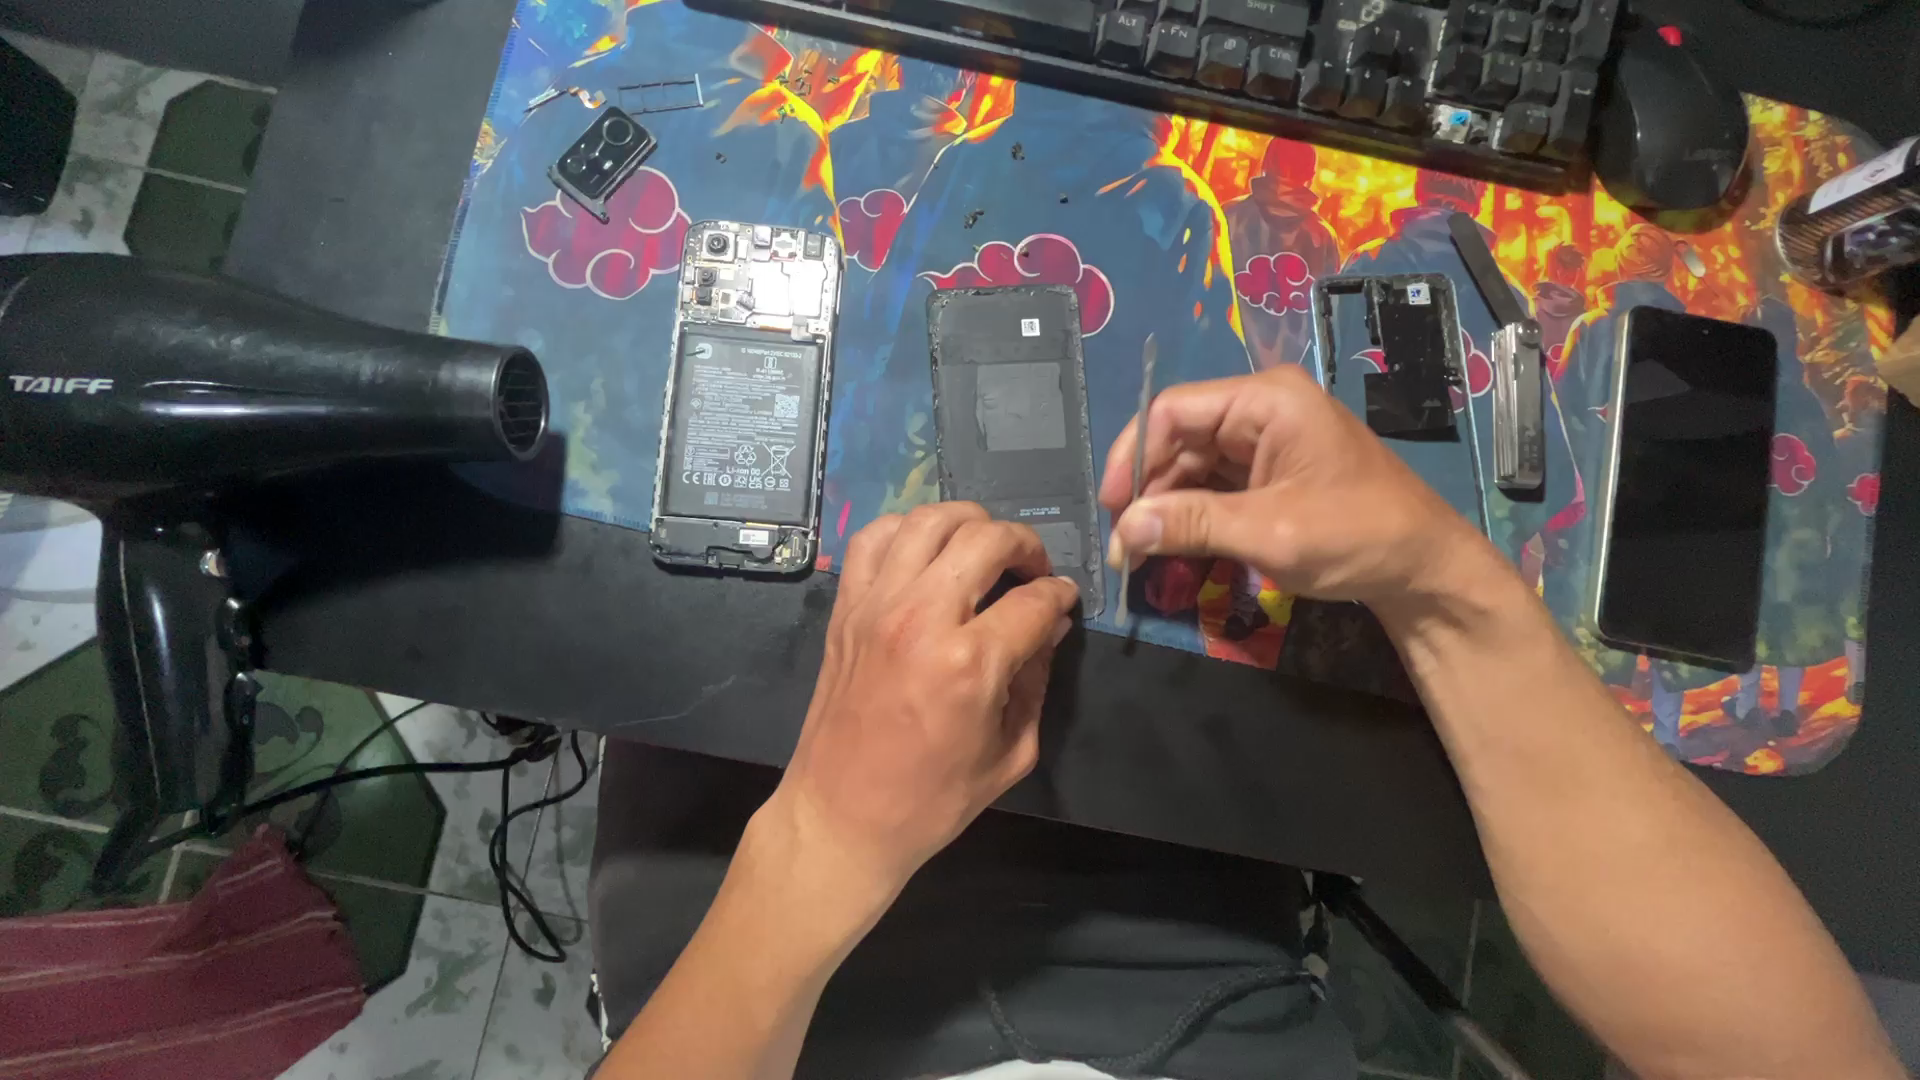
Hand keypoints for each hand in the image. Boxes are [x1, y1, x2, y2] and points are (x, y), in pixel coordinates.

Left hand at [771, 502, 1079, 896]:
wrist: (842, 815)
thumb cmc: (933, 799)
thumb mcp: (1012, 752)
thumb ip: (1038, 679)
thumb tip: (1052, 625)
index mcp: (971, 663)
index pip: (1034, 600)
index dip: (1061, 594)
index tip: (1065, 599)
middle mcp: (922, 618)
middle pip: (986, 540)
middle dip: (1025, 545)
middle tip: (1033, 569)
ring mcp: (876, 606)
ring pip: (928, 520)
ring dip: (969, 522)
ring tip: (985, 547)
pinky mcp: (846, 607)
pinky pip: (872, 538)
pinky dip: (906, 528)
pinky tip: (926, 549)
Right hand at [1099, 365, 1495, 610]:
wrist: (1424, 570)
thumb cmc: (1358, 536)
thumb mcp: (1271, 532)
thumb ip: (1193, 525)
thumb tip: (1124, 530)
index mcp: (1265, 402)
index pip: (1173, 412)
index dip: (1132, 456)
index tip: (1113, 508)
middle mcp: (1258, 412)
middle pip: (1176, 439)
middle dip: (1146, 490)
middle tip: (1124, 544)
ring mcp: (1261, 443)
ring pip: (1187, 466)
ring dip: (1162, 507)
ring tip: (1141, 552)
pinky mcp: (1264, 473)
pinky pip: (1208, 486)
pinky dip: (1186, 515)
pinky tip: (1170, 544)